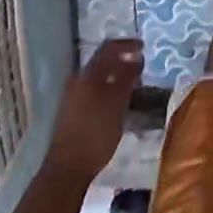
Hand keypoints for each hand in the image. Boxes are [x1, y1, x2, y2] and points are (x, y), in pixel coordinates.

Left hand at [45, 38, 142, 180]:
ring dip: (115, 75)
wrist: (68, 167)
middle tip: (140, 65)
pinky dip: (108, 88)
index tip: (143, 46)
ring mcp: (72, 95)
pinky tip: (118, 101)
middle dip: (122, 60)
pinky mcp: (72, 110)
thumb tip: (136, 58)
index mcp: (88, 74)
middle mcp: (78, 79)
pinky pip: (93, 89)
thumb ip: (127, 78)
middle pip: (102, 61)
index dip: (127, 45)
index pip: (108, 48)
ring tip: (133, 84)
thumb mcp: (117, 103)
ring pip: (97, 76)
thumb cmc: (96, 133)